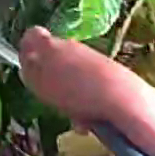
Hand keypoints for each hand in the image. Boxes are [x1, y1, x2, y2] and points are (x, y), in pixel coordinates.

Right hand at [18, 27, 154, 155]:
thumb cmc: (74, 92)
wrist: (127, 102)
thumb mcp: (39, 83)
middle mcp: (72, 46)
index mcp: (50, 44)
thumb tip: (27, 65)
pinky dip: (88, 100)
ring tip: (73, 116)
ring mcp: (94, 59)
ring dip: (70, 92)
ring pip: (74, 73)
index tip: (26, 67)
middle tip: (49, 95)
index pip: (31, 35)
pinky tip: (90, 120)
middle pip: (54, 55)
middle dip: (50, 74)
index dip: (27, 49)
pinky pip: (92, 85)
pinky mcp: (113, 74)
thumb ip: (28, 70)